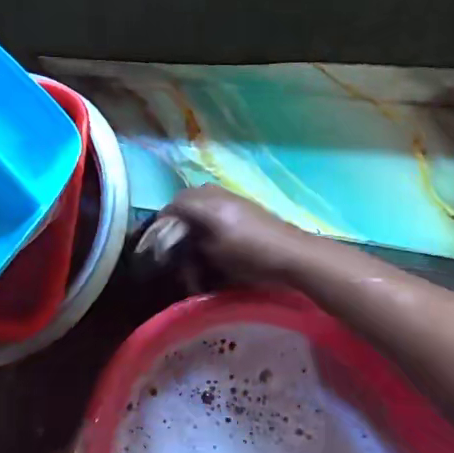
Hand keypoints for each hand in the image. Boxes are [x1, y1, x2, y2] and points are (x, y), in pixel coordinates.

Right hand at [162, 184, 316, 284]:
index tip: (159, 235)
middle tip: (176, 232)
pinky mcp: (247, 202)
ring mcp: (235, 196)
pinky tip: (215, 228)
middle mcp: (218, 194)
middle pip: (188, 195)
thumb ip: (193, 244)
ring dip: (195, 208)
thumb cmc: (251, 258)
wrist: (293, 254)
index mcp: (208, 206)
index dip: (164, 219)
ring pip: (204, 194)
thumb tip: (181, 240)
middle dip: (178, 211)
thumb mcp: (215, 256)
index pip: (175, 203)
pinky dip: (210, 209)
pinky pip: (219, 198)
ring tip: (194, 230)